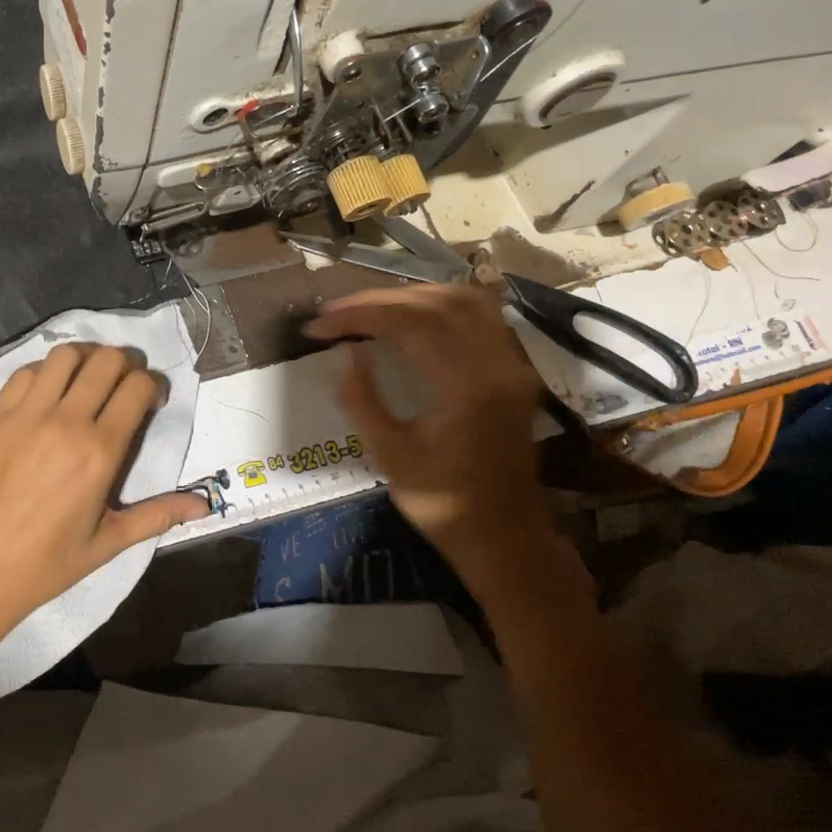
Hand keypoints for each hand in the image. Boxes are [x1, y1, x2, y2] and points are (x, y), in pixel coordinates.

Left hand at [0, 344, 208, 623]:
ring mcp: (24, 415)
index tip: (153, 402)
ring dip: (87, 358)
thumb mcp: (107, 543)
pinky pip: (25, 372)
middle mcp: (64, 422)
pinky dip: (46, 371)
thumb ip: (157, 515)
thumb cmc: (45, 564)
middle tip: (126, 385)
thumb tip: (205, 506)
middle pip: (106, 360)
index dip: (154, 386)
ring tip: (90, 379)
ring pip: (64, 355)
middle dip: (127, 364)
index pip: (137, 387)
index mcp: (99, 453)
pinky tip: (50, 391)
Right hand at [304, 284, 577, 604]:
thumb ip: (363, 398)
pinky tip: (411, 316)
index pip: (410, 323)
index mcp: (466, 388)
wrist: (502, 534)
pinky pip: (480, 317)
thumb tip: (345, 351)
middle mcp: (496, 365)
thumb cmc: (441, 503)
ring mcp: (511, 365)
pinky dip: (440, 306)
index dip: (360, 314)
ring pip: (463, 301)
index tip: (319, 324)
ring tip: (367, 311)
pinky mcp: (512, 371)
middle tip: (335, 314)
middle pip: (436, 303)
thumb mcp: (389, 454)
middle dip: (379, 300)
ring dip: (410, 296)